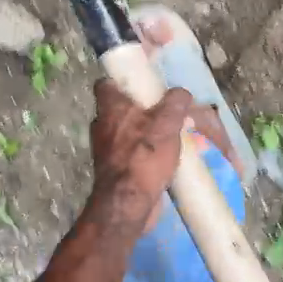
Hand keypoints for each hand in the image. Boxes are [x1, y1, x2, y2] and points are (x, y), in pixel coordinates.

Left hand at [87, 80, 195, 232]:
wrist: (129, 201)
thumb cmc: (144, 154)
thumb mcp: (166, 122)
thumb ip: (174, 103)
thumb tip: (180, 93)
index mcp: (109, 106)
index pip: (106, 83)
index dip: (122, 80)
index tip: (143, 83)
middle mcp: (102, 123)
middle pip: (121, 108)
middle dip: (143, 109)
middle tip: (167, 112)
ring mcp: (106, 147)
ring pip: (128, 131)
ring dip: (148, 133)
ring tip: (174, 136)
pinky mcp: (114, 167)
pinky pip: (132, 152)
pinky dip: (147, 153)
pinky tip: (167, 158)